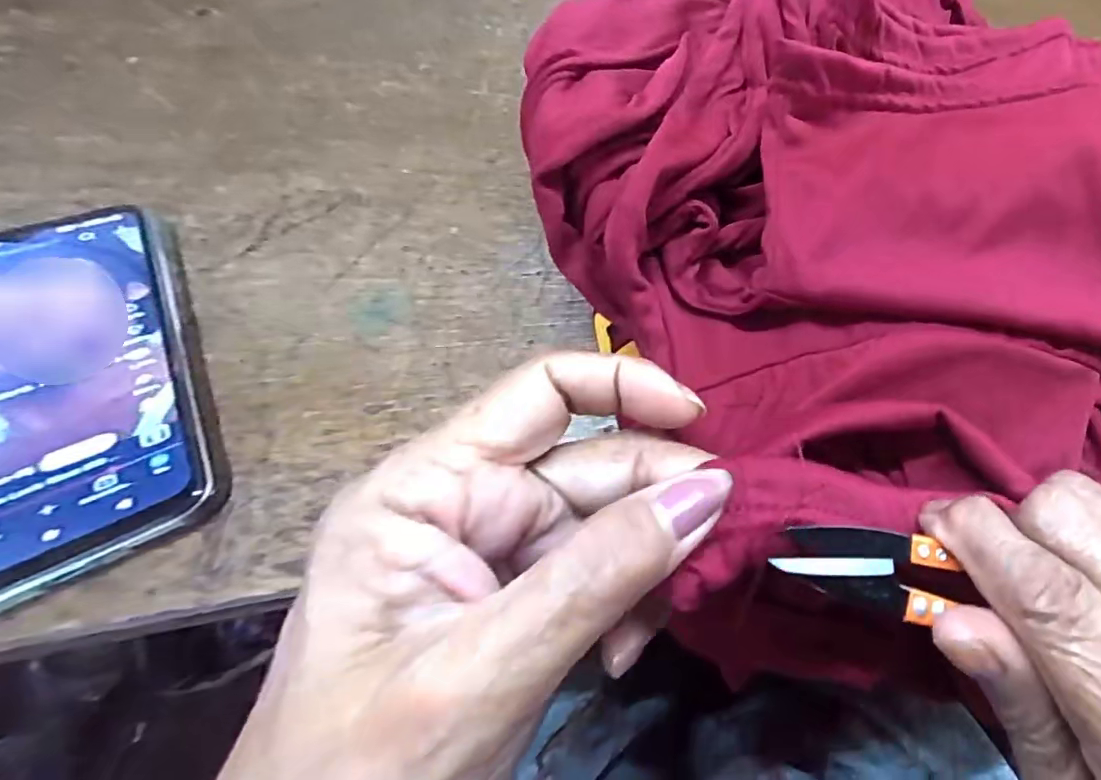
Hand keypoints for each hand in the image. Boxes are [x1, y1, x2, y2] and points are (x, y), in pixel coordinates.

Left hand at [220, 353, 731, 779]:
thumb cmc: (362, 777)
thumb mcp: (484, 670)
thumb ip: (601, 573)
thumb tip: (712, 489)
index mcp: (430, 489)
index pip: (545, 390)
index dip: (628, 384)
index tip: (697, 418)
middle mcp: (476, 501)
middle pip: (605, 460)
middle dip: (662, 504)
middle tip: (715, 545)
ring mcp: (511, 546)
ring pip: (624, 515)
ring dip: (656, 563)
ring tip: (656, 625)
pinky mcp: (539, 590)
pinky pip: (621, 563)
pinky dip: (642, 598)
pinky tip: (628, 648)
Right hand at [924, 473, 1100, 778]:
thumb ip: (1015, 696)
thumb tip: (950, 617)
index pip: (1064, 610)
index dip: (989, 550)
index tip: (935, 521)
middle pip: (1078, 526)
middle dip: (1014, 526)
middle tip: (990, 563)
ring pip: (1099, 499)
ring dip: (1052, 525)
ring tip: (1048, 572)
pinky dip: (1093, 531)